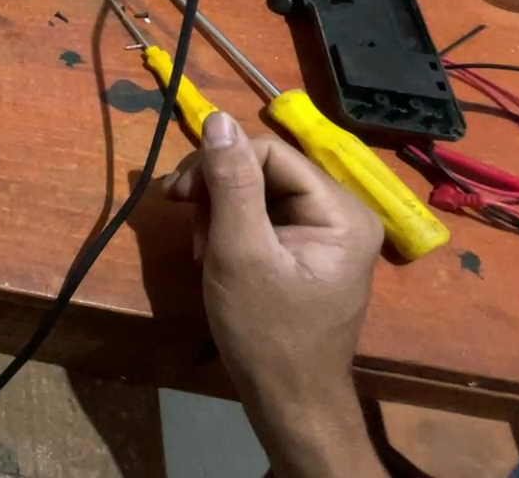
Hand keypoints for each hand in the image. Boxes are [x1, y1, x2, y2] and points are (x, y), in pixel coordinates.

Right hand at [164, 111, 386, 477]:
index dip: (217, 162)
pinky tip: (210, 249)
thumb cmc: (265, 329)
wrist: (285, 399)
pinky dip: (226, 224)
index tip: (178, 193)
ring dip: (215, 208)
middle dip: (214, 188)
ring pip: (253, 187)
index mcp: (340, 211)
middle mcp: (340, 212)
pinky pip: (258, 212)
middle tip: (182, 213)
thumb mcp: (238, 250)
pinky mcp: (304, 246)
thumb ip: (229, 182)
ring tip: (199, 244)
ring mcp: (323, 231)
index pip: (267, 151)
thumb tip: (217, 118)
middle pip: (260, 167)